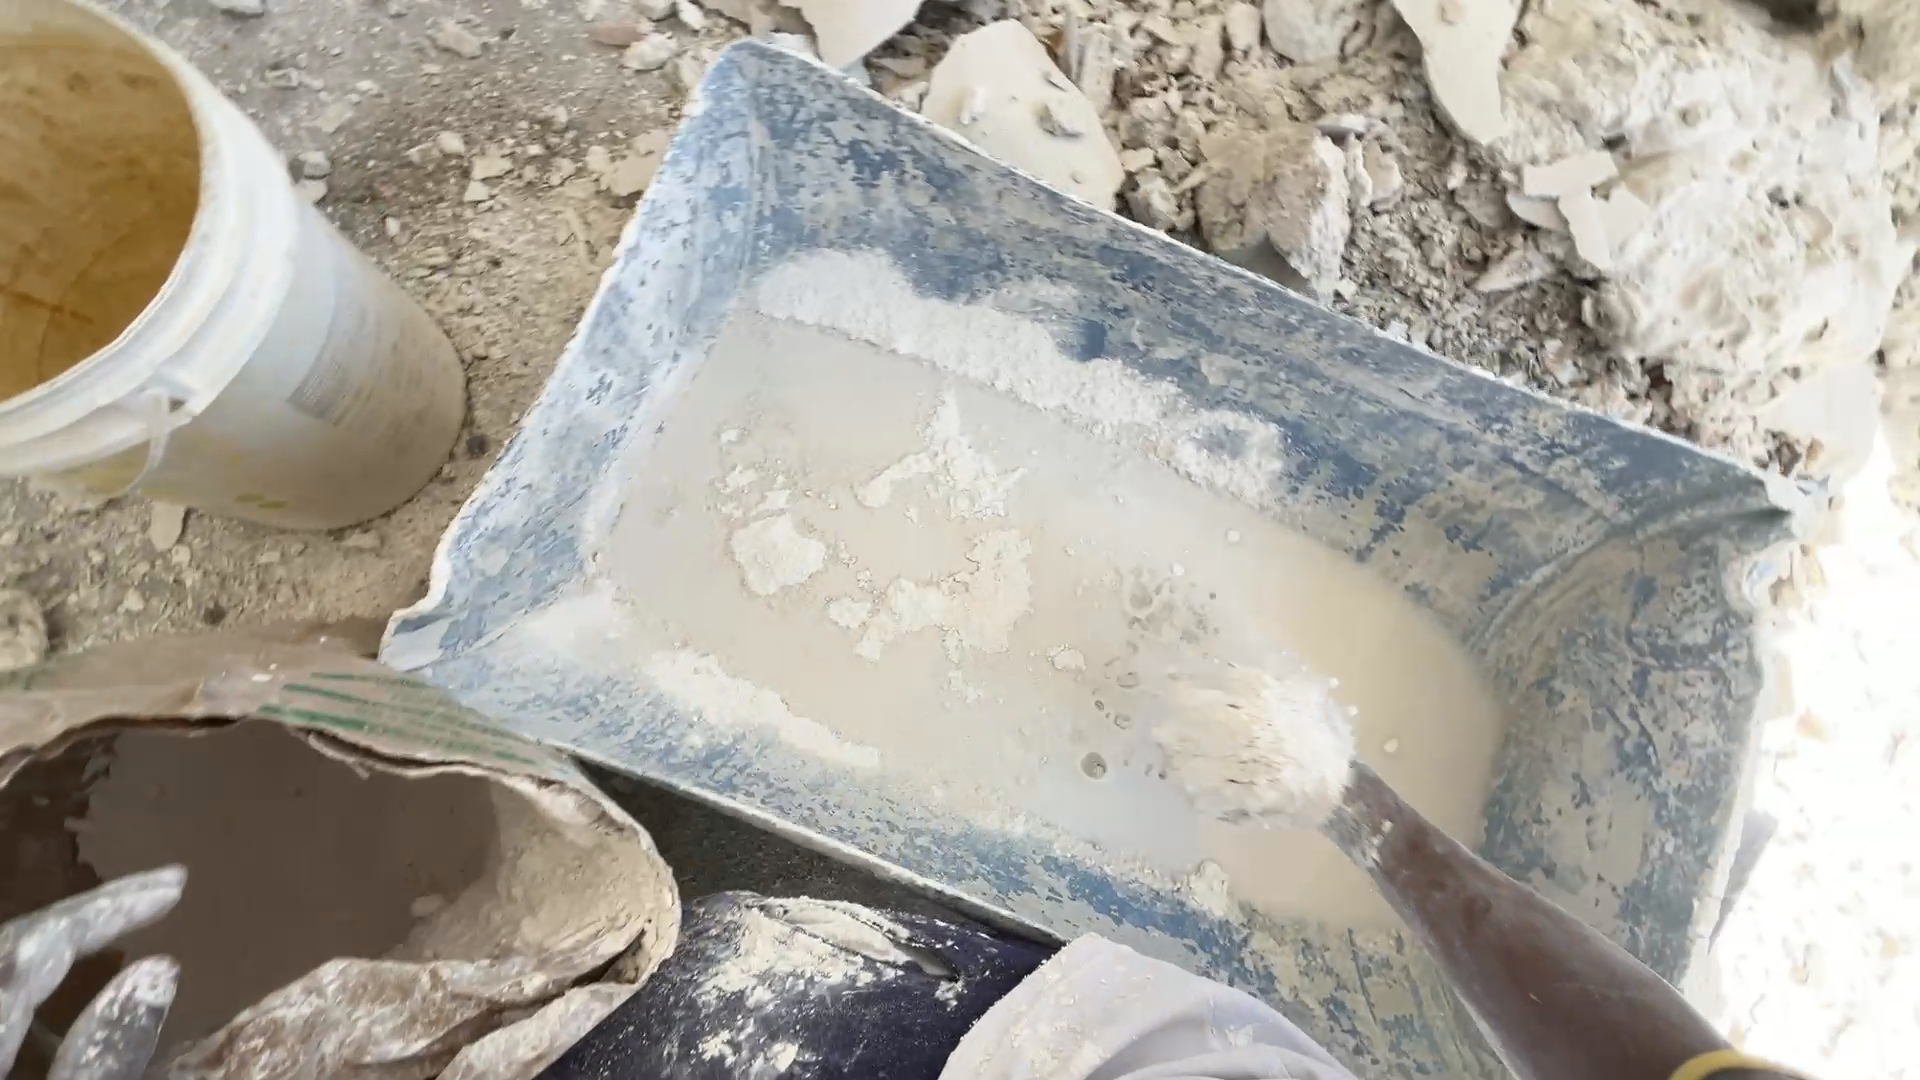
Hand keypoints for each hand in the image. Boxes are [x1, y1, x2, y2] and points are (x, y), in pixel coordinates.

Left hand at [0, 866, 185, 1079]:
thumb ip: (109, 1056)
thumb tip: (159, 968)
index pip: (28, 955)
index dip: (102, 912)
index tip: (178, 887)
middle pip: (5, 954)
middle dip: (85, 914)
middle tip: (165, 887)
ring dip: (57, 942)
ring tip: (125, 916)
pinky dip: (27, 983)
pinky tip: (60, 984)